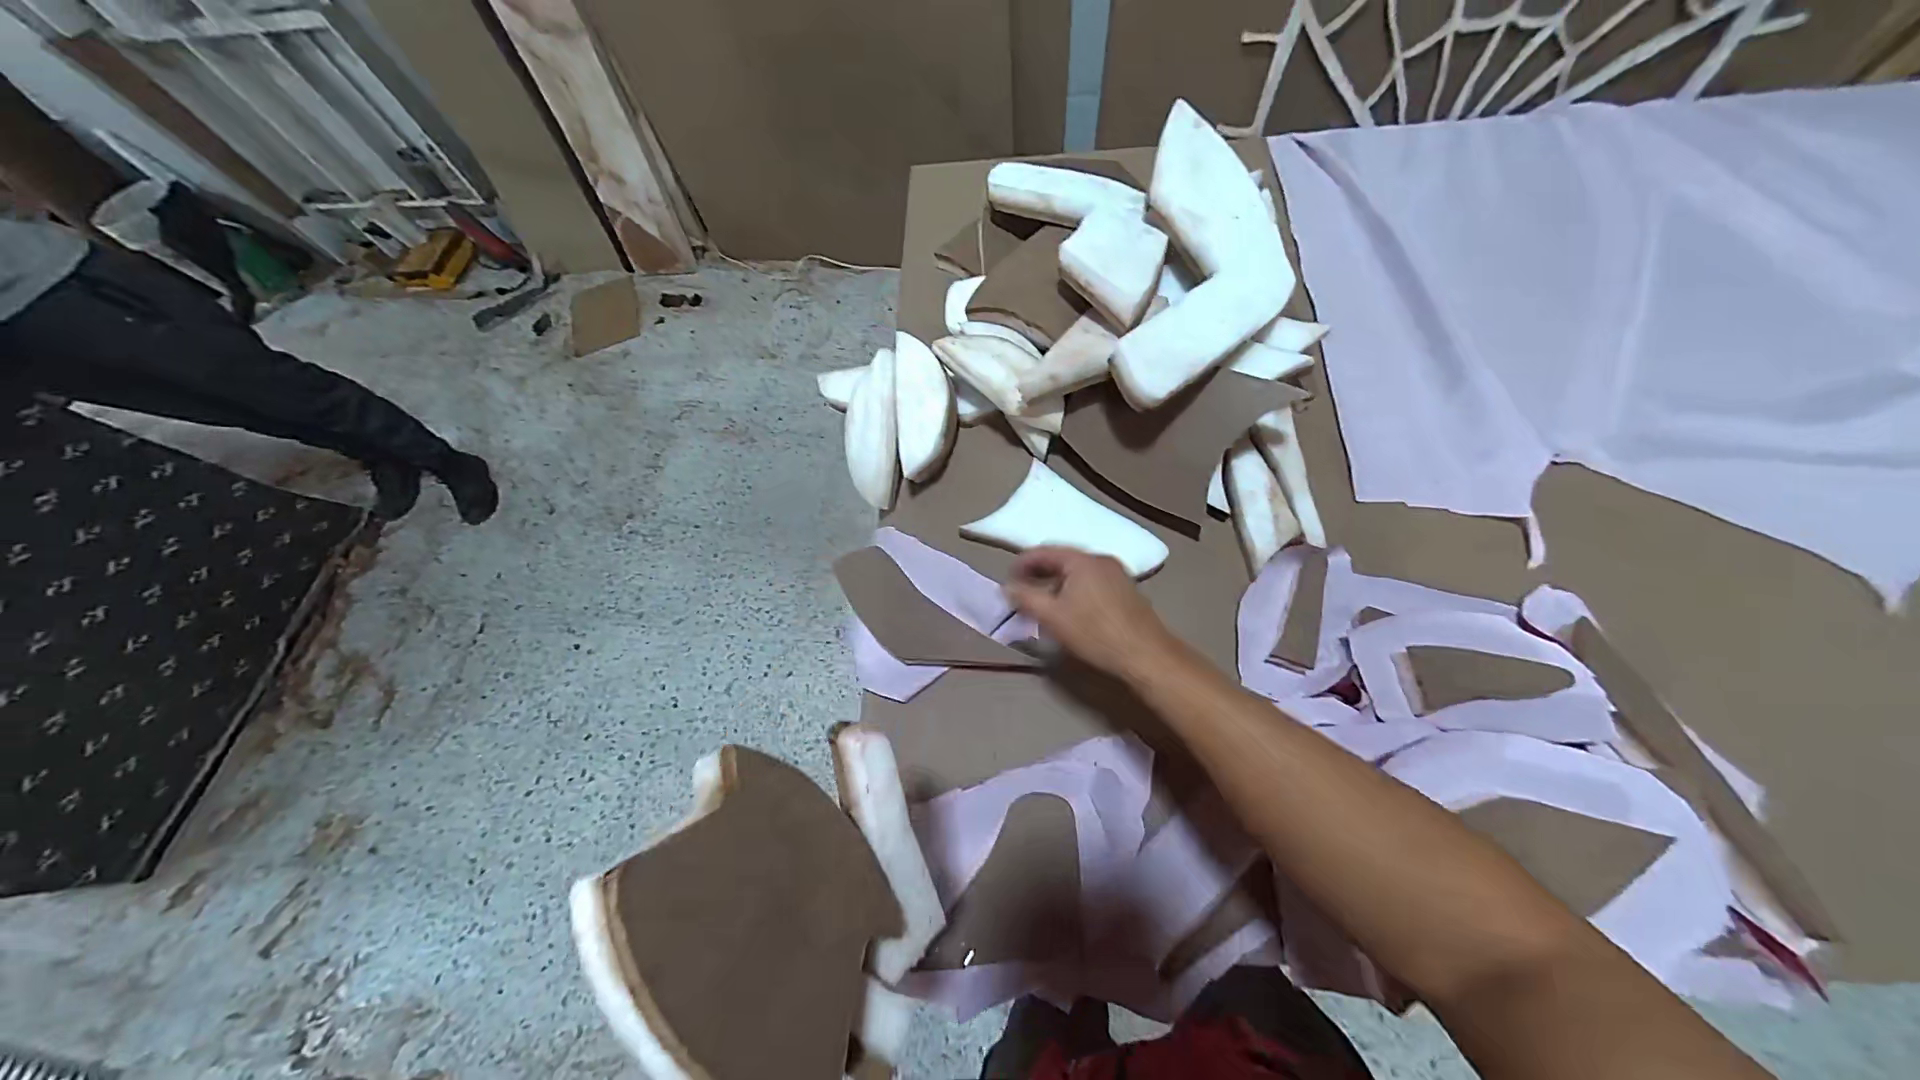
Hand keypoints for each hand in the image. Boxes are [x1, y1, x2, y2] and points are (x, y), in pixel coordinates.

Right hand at [1003, 547, 1181, 681]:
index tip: (1008, 582)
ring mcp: (1118, 575)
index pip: (1044, 552)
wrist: (1145, 655)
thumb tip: (1008, 587)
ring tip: (1044, 606)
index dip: (1021, 564)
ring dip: (1056, 585)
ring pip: (1078, 573)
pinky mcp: (1127, 591)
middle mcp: (1102, 560)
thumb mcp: (1052, 617)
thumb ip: (1025, 598)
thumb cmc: (1094, 633)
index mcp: (1082, 560)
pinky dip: (1075, 591)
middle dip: (1039, 576)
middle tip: (1022, 594)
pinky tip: (1070, 612)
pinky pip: (1092, 583)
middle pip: (1062, 560)